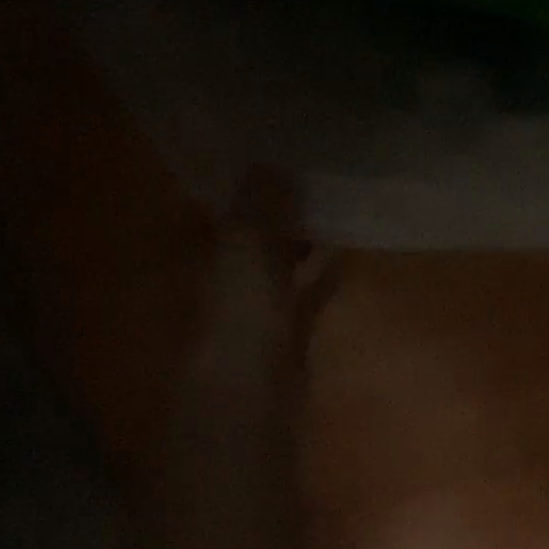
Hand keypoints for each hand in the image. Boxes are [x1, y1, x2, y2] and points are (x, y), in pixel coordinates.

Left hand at [190, 170, 340, 402]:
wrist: (256, 394)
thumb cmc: (242, 318)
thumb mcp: (247, 251)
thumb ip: (260, 209)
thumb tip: (273, 162)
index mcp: (204, 253)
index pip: (221, 208)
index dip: (243, 183)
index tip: (272, 155)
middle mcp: (225, 277)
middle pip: (250, 236)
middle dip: (275, 211)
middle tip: (310, 177)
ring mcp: (257, 309)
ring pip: (279, 265)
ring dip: (301, 243)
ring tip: (332, 211)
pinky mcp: (289, 337)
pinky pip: (307, 298)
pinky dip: (322, 281)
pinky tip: (345, 263)